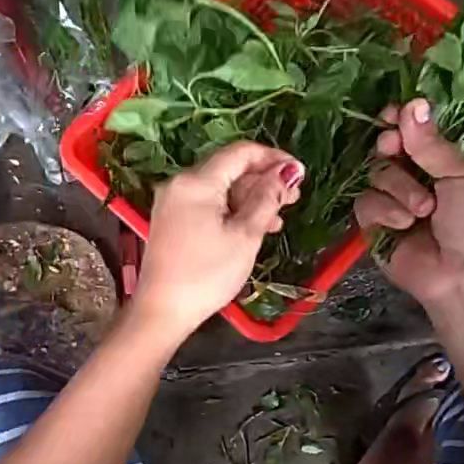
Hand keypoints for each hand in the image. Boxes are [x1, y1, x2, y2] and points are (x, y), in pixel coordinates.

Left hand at [131, 140, 303, 341]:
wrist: (164, 310)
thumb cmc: (208, 275)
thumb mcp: (246, 236)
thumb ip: (268, 198)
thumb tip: (288, 172)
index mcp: (197, 181)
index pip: (241, 153)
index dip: (274, 158)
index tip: (299, 173)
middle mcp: (180, 183)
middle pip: (230, 168)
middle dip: (264, 179)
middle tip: (293, 198)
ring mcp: (173, 201)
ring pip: (220, 187)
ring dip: (251, 196)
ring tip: (278, 218)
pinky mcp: (172, 218)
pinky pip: (208, 202)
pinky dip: (232, 209)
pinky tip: (253, 225)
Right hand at [354, 99, 463, 318]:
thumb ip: (433, 144)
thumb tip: (411, 104)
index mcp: (447, 164)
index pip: (416, 133)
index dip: (402, 121)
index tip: (393, 114)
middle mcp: (419, 180)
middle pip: (389, 147)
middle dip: (391, 146)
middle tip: (394, 148)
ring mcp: (396, 204)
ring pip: (377, 174)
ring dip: (400, 188)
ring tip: (423, 212)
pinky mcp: (376, 228)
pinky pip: (366, 203)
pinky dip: (385, 212)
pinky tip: (403, 226)